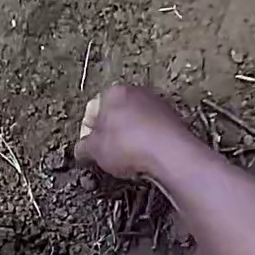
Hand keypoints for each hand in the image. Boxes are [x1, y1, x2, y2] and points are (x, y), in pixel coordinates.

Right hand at [76, 85, 198, 180]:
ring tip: (127, 162)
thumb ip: (83, 148)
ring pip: (134, 125)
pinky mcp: (173, 120)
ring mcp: (157, 105)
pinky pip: (152, 133)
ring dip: (128, 142)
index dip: (86, 135)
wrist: (169, 153)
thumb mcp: (95, 150)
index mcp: (113, 92)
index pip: (91, 111)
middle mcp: (136, 92)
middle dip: (109, 137)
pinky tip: (145, 160)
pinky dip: (146, 145)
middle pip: (114, 116)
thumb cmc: (127, 145)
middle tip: (107, 157)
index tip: (88, 152)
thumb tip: (81, 151)